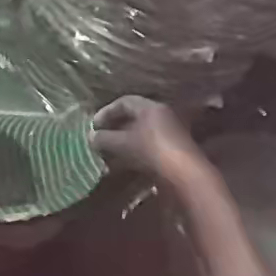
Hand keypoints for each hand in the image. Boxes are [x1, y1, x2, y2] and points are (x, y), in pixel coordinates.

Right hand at [90, 96, 210, 184]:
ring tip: (109, 153)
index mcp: (150, 107)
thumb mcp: (123, 144)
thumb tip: (91, 137)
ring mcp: (169, 131)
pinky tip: (125, 162)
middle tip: (100, 138)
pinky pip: (148, 144)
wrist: (184, 173)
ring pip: (140, 132)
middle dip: (114, 127)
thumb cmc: (151, 150)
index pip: (123, 102)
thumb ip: (104, 139)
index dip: (106, 112)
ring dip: (123, 140)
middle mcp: (161, 115)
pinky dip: (134, 150)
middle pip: (133, 116)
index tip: (93, 126)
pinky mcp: (172, 147)